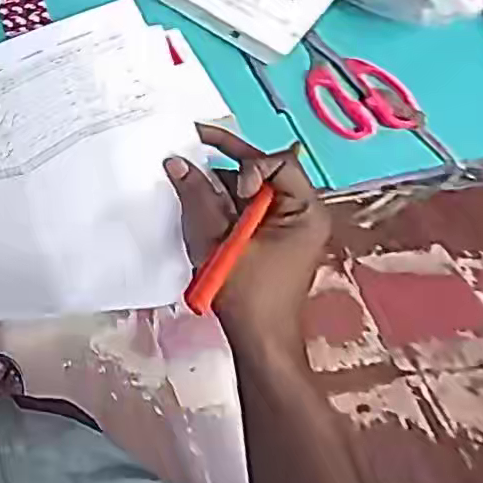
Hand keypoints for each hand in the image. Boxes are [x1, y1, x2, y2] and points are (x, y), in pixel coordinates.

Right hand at [163, 124, 329, 341]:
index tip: (235, 190)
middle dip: (225, 162)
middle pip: (262, 170)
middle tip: (191, 141)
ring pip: (248, 186)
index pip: (279, 163)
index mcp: (305, 211)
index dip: (250, 166)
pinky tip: (196, 202)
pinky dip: (220, 201)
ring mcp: (283, 223)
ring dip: (218, 183)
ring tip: (187, 182)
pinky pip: (243, 205)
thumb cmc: (247, 293)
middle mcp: (300, 211)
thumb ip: (198, 196)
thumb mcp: (218, 240)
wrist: (258, 340)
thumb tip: (176, 161)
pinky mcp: (267, 234)